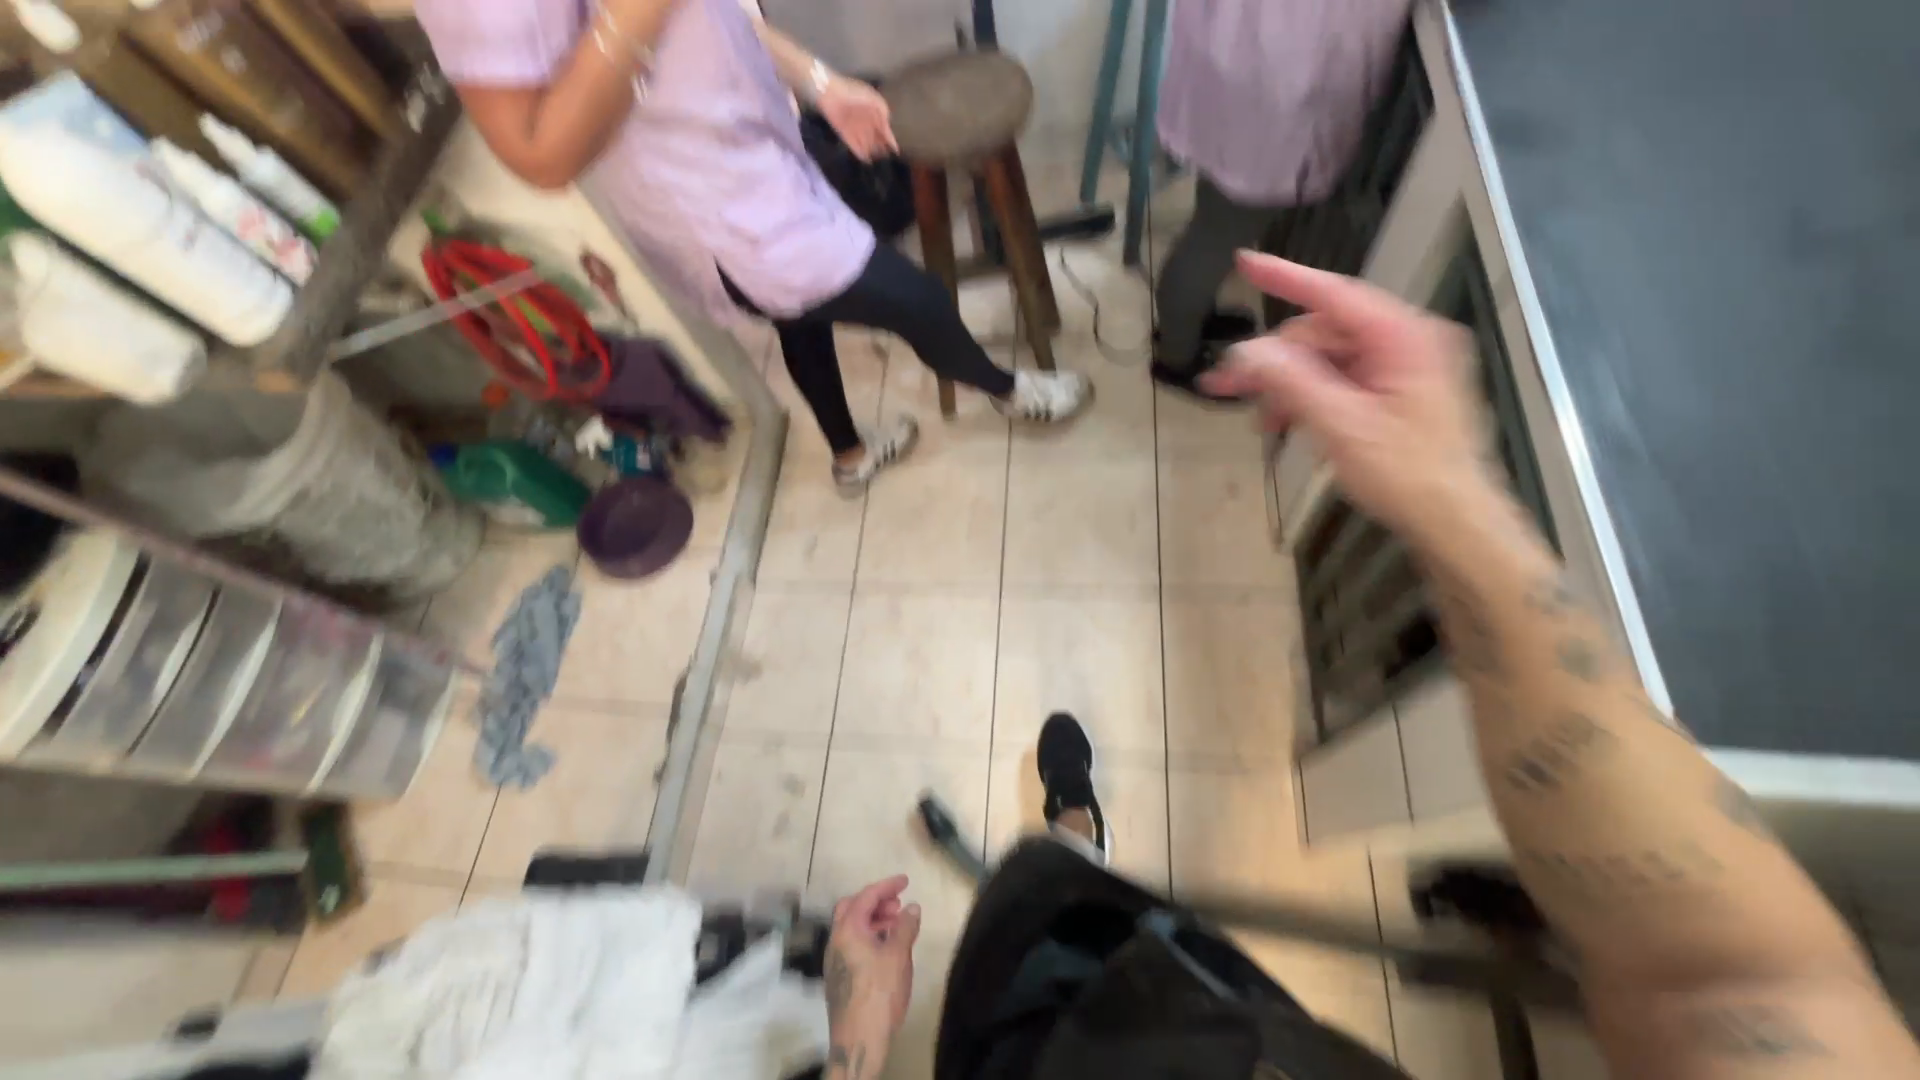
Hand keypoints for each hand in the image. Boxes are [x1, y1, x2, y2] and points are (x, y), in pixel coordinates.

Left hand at [818, 77, 898, 161]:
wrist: (830, 93)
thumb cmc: (853, 93)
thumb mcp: (873, 99)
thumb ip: (883, 111)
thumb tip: (888, 125)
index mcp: (874, 113)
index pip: (884, 129)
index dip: (890, 140)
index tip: (896, 151)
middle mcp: (866, 122)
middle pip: (876, 138)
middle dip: (881, 148)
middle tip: (887, 159)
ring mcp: (855, 129)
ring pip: (866, 144)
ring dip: (872, 152)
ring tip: (878, 163)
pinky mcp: (845, 134)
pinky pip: (855, 146)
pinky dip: (860, 153)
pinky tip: (866, 161)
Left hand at [825, 876, 921, 1038]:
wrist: (858, 1039)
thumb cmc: (879, 993)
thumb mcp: (898, 955)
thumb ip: (905, 927)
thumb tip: (912, 907)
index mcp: (847, 930)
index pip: (866, 896)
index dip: (887, 886)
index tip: (905, 881)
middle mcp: (835, 941)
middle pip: (851, 908)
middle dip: (875, 901)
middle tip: (898, 905)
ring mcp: (834, 960)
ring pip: (851, 928)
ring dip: (873, 920)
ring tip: (896, 926)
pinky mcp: (838, 977)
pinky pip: (851, 944)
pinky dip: (868, 937)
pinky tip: (885, 950)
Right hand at [1202, 251, 1499, 544]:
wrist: (1453, 520)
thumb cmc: (1408, 474)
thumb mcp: (1341, 425)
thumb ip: (1292, 381)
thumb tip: (1247, 350)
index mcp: (1405, 338)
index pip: (1336, 295)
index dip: (1286, 278)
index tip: (1244, 264)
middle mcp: (1407, 342)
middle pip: (1323, 334)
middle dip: (1274, 360)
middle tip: (1226, 387)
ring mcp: (1403, 367)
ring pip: (1327, 360)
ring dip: (1287, 385)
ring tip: (1261, 423)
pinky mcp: (1396, 392)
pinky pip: (1340, 380)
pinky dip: (1309, 398)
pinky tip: (1287, 423)